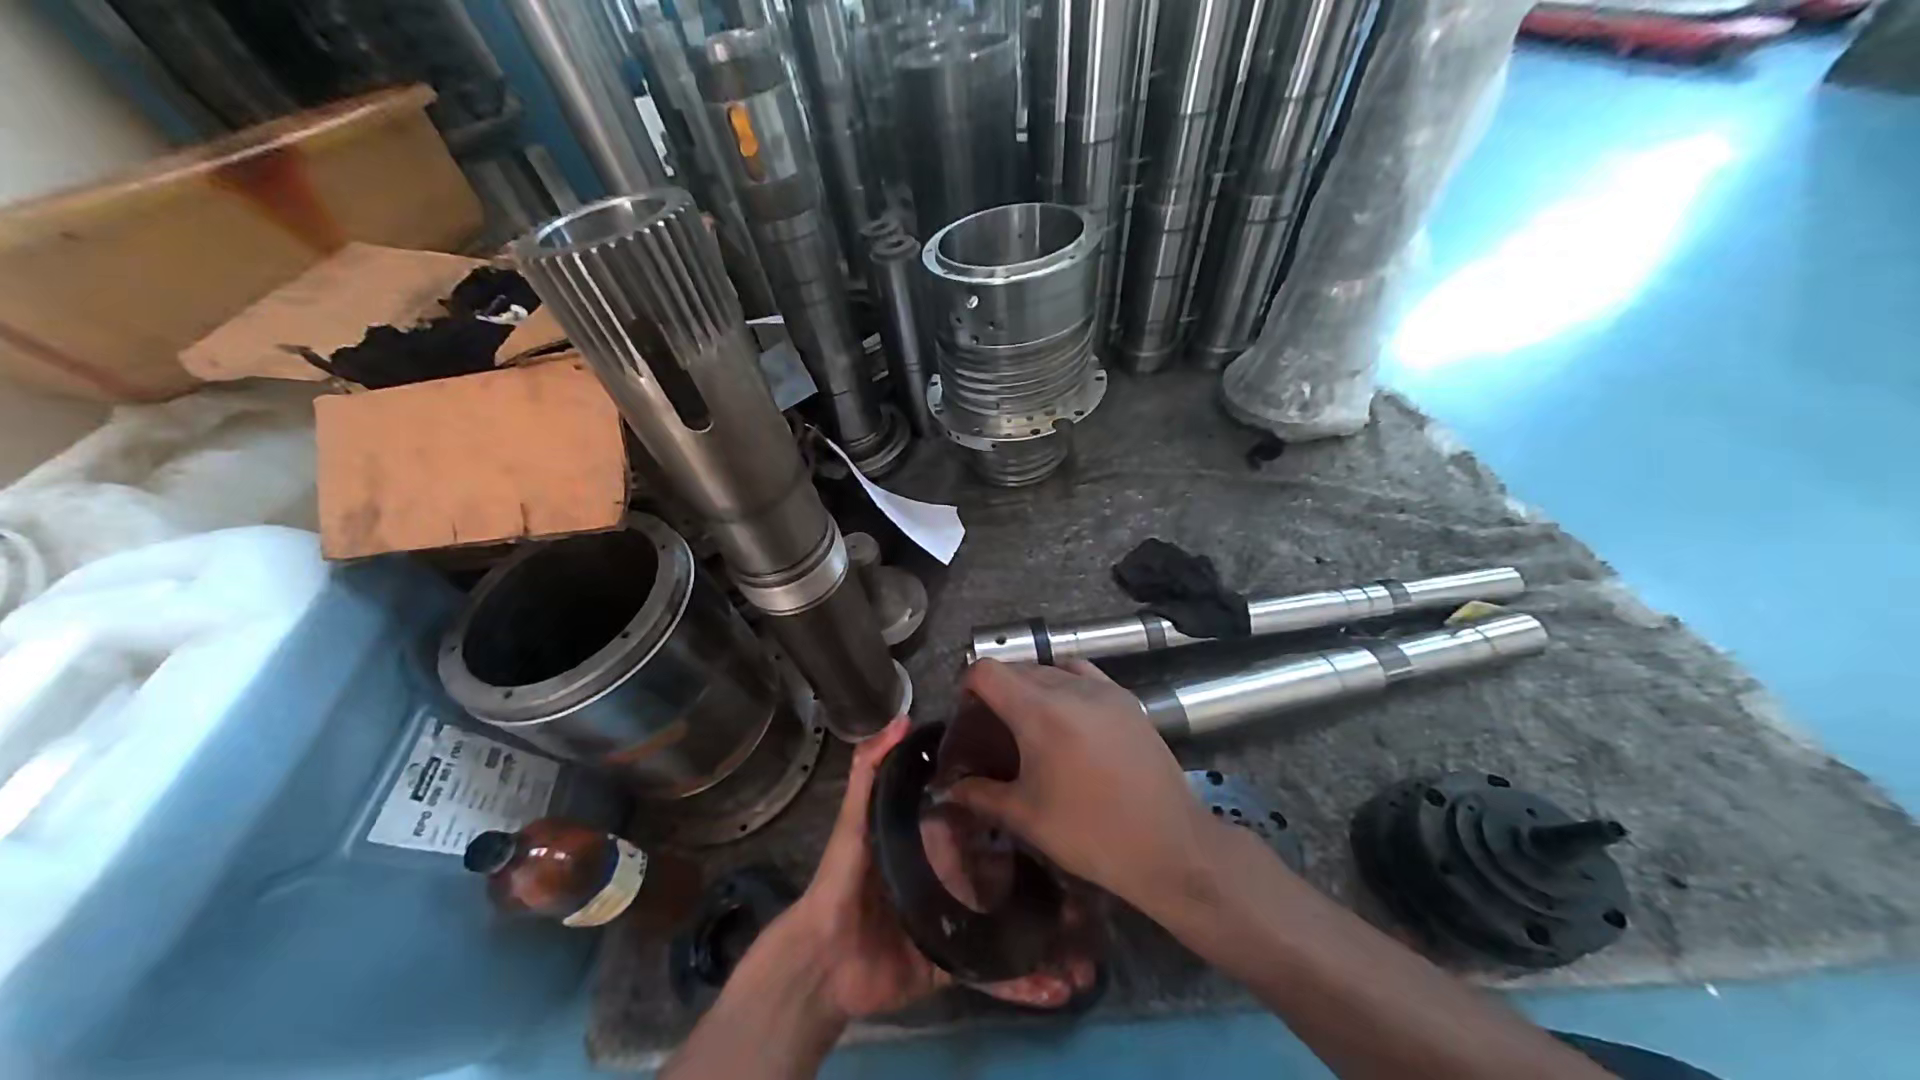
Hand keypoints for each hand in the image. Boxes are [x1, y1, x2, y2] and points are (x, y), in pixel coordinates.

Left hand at [781, 717, 1095, 1017]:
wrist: (823, 961)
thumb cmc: (842, 882)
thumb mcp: (855, 822)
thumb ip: (870, 771)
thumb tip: (901, 719)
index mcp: (939, 844)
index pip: (987, 825)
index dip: (1018, 816)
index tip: (1058, 807)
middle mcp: (956, 879)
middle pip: (1010, 878)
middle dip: (1047, 882)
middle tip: (1090, 887)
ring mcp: (960, 924)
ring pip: (1012, 927)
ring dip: (1049, 939)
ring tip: (1089, 951)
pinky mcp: (956, 964)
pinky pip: (996, 975)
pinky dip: (1027, 982)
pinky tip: (1062, 990)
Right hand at [945, 660, 1214, 912]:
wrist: (1169, 845)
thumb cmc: (1091, 833)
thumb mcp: (1026, 816)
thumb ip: (981, 795)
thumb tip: (949, 790)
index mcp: (1040, 711)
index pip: (988, 671)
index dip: (968, 687)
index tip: (967, 717)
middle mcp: (1072, 687)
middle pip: (1018, 668)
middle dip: (998, 690)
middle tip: (993, 728)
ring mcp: (1105, 690)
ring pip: (1052, 668)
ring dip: (1032, 685)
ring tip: (1030, 721)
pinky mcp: (1128, 700)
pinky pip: (1085, 675)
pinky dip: (1066, 684)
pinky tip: (1068, 717)